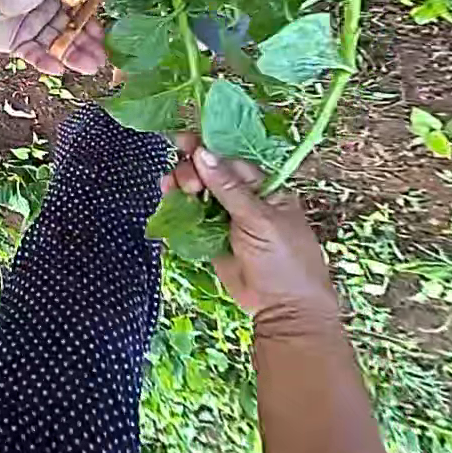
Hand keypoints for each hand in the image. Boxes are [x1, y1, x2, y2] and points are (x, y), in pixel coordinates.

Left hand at [0, 0, 112, 74]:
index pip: (80, 5)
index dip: (93, 19)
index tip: (106, 33)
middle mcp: (44, 7)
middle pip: (71, 28)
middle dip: (88, 43)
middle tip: (103, 58)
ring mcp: (31, 26)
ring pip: (58, 44)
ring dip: (74, 56)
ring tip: (90, 68)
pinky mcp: (17, 43)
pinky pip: (36, 55)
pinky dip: (48, 63)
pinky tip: (59, 69)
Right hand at [164, 133, 341, 337]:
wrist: (284, 311)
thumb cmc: (283, 260)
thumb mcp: (258, 219)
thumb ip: (227, 187)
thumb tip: (202, 152)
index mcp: (263, 187)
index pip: (230, 159)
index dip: (206, 150)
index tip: (182, 141)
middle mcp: (242, 197)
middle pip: (209, 173)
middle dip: (191, 171)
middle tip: (185, 183)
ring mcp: (226, 217)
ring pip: (197, 192)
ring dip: (181, 186)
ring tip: (170, 189)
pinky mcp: (211, 236)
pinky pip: (191, 215)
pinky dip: (178, 206)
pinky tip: (168, 200)